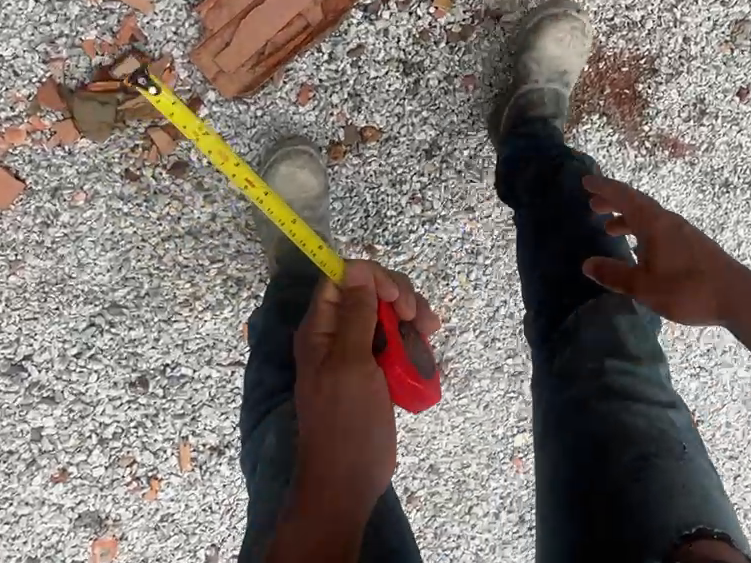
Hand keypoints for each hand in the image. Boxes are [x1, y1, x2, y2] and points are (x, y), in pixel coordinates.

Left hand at [286, 261, 441, 530]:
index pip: (341, 277)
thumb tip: (356, 267)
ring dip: (412, 317)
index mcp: (320, 328)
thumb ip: (355, 315)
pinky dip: (413, 340)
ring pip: (387, 314)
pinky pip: (396, 340)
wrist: (349, 483)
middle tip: (417, 318)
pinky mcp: (376, 371)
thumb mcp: (352, 364)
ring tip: (430, 333)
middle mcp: (336, 334)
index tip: (396, 297)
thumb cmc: (347, 423)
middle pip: (369, 291)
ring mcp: (358, 353)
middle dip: (398, 296)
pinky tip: (427, 350)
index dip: (371, 277)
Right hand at [580, 175, 747, 326]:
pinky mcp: (693, 244)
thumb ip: (614, 274)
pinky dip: (643, 230)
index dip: (603, 188)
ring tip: (611, 228)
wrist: (738, 297)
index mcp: (653, 223)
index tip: (586, 181)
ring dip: (628, 218)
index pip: (623, 196)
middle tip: (593, 205)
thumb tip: (587, 264)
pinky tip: (641, 249)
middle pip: (636, 202)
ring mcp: (683, 231)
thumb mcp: (643, 286)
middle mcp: (667, 220)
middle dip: (613, 201)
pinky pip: (660, 227)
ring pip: (649, 216)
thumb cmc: (687, 289)